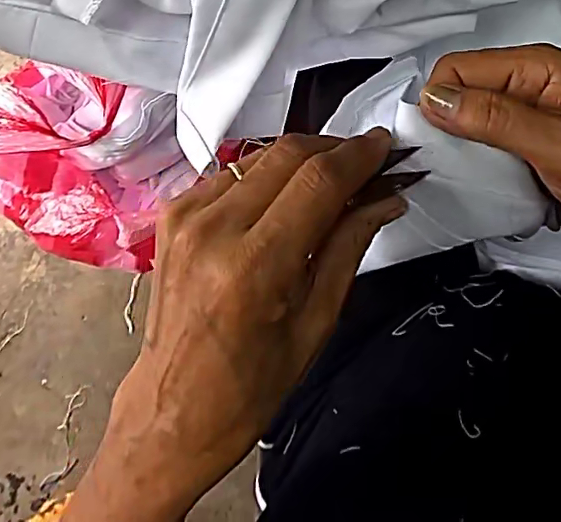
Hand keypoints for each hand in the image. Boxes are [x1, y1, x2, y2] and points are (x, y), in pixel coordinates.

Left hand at [66, 131, 408, 521]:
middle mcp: (215, 230)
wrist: (171, 416)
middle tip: (368, 162)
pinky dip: (274, 171)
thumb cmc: (251, 384)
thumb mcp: (319, 319)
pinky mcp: (174, 214)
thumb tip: (389, 196)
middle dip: (339, 148)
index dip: (360, 154)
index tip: (386, 144)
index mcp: (255, 265)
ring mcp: (188, 217)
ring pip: (266, 153)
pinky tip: (290, 192)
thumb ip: (352, 243)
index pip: (320, 180)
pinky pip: (239, 169)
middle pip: (292, 153)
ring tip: (335, 177)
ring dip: (309, 156)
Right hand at [418, 44, 560, 254]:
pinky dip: (473, 166)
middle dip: (445, 127)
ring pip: (467, 123)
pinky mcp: (525, 148)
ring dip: (457, 150)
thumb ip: (498, 120)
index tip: (432, 143)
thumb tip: (437, 98)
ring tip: (459, 179)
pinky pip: (482, 148)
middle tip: (442, 167)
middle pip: (459, 93)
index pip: (460, 69)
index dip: (439, 103)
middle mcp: (528, 85)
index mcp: (537, 68)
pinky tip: (476, 186)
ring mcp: (526, 118)